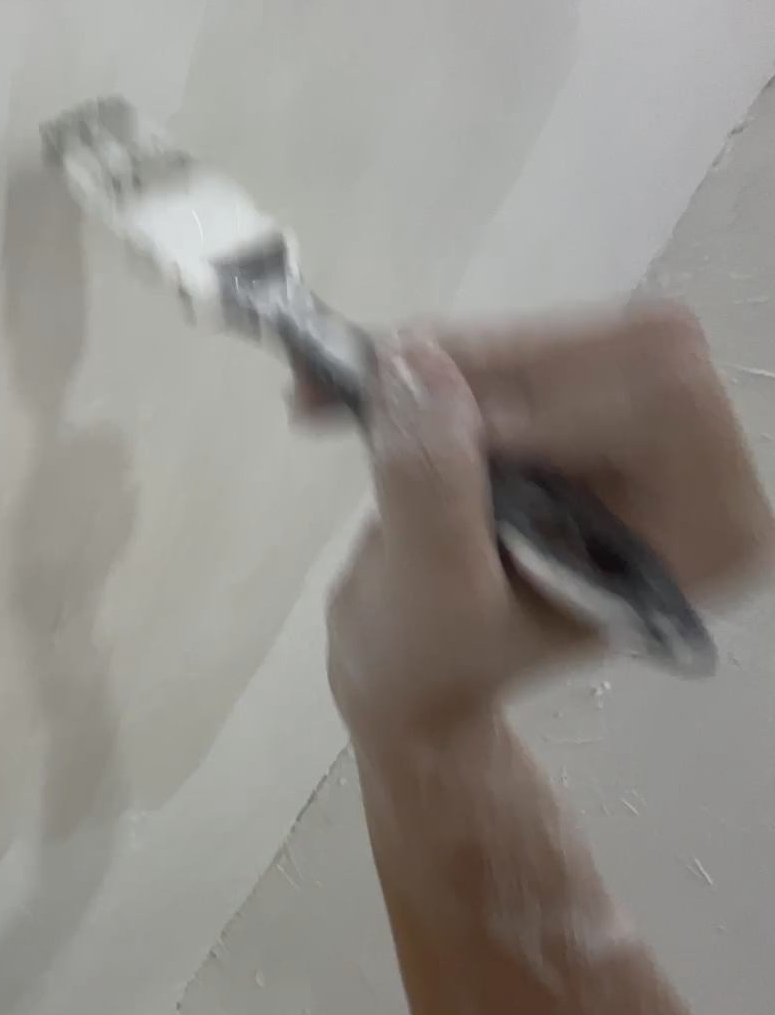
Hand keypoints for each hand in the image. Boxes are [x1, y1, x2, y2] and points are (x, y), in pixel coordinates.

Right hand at [316, 305, 771, 738]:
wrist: (400, 672)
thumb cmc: (425, 658)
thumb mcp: (428, 587)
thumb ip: (430, 483)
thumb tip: (407, 363)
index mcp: (697, 522)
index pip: (654, 389)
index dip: (531, 394)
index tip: (416, 438)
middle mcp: (675, 468)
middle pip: (596, 349)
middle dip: (463, 362)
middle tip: (346, 391)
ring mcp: (603, 442)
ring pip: (532, 342)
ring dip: (417, 360)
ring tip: (318, 396)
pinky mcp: (535, 427)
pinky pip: (485, 360)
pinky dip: (402, 371)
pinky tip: (339, 397)